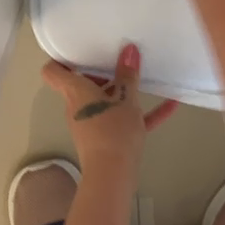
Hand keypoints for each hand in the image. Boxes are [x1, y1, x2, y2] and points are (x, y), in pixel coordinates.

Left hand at [40, 43, 177, 171]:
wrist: (112, 175)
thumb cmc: (113, 130)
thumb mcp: (125, 99)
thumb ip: (127, 74)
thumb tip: (128, 50)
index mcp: (75, 92)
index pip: (53, 71)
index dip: (61, 59)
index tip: (80, 49)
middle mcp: (77, 106)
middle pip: (82, 84)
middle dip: (101, 74)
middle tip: (120, 60)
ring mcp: (90, 123)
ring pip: (103, 102)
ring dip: (121, 93)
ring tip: (143, 78)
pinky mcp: (105, 139)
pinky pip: (122, 120)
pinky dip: (141, 113)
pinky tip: (170, 105)